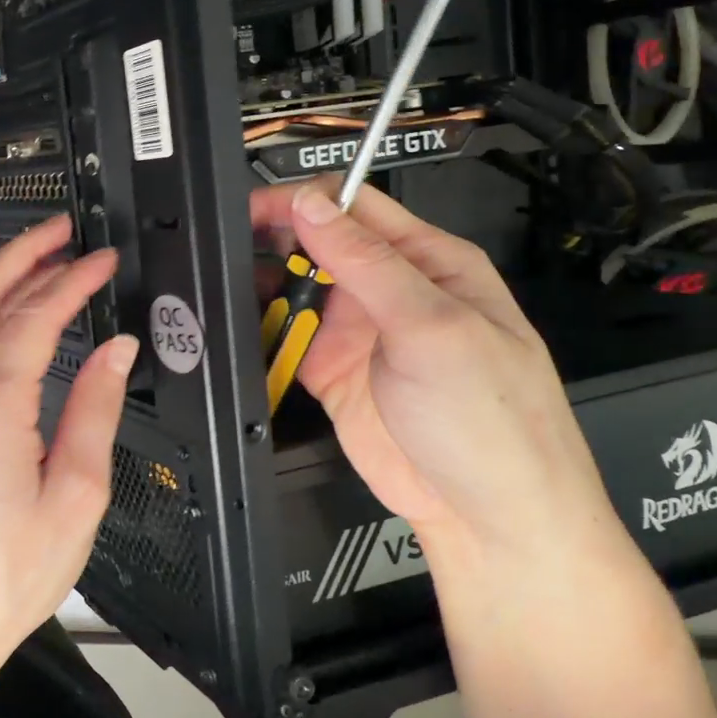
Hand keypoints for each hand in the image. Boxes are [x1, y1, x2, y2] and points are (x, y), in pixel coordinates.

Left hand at [0, 215, 140, 656]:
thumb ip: (94, 410)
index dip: (72, 281)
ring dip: (6, 280)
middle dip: (20, 253)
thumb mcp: (76, 494)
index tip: (102, 260)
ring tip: (50, 262)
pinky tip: (24, 317)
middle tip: (62, 231)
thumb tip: (116, 352)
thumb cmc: (7, 569)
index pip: (33, 318)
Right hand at [251, 183, 622, 557]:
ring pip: (286, 289)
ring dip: (254, 288)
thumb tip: (310, 205)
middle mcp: (386, 291)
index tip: (249, 211)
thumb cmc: (494, 424)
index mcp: (427, 264)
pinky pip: (276, 337)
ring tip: (222, 291)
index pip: (350, 207)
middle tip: (222, 249)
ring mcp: (354, 331)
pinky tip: (233, 328)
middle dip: (266, 242)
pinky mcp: (326, 369)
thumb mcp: (431, 328)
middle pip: (310, 244)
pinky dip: (252, 331)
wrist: (484, 515)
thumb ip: (366, 262)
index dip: (297, 202)